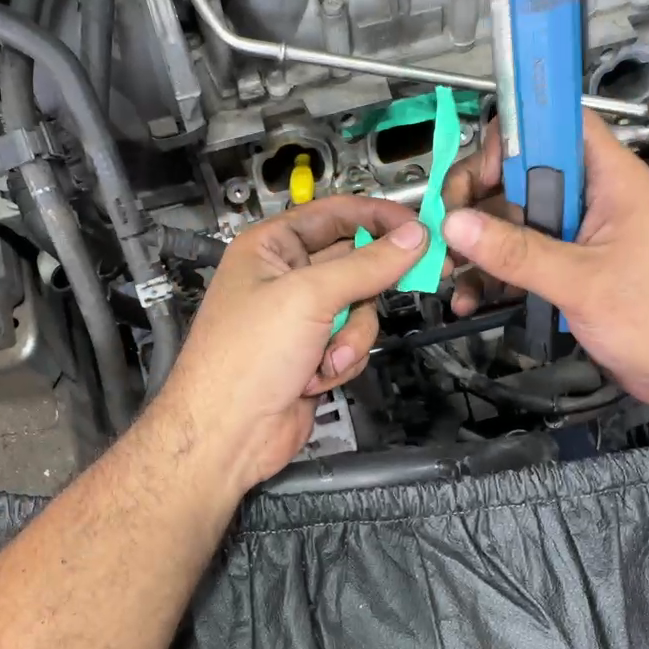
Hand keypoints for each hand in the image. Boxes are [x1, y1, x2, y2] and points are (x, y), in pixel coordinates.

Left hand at [147, 196, 427, 492]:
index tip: (418, 225)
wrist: (230, 434)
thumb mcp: (309, 297)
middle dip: (369, 287)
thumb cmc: (244, 359)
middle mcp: (284, 279)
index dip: (377, 217)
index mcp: (270, 248)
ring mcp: (300, 320)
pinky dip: (342, 362)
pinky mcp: (313, 355)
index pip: (334, 215)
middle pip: (354, 264)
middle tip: (411, 279)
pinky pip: (352, 344)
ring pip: (360, 310)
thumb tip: (411, 237)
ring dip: (351, 337)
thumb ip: (367, 264)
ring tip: (327, 357)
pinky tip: (316, 379)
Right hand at [440, 111, 648, 411]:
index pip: (557, 124)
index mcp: (609, 180)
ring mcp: (579, 238)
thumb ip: (518, 253)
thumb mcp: (584, 281)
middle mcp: (591, 201)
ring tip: (449, 272)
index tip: (484, 174)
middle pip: (522, 176)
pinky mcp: (572, 274)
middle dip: (479, 201)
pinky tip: (472, 298)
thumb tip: (456, 225)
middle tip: (449, 230)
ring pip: (515, 224)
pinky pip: (523, 264)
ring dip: (480, 247)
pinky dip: (496, 278)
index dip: (516, 136)